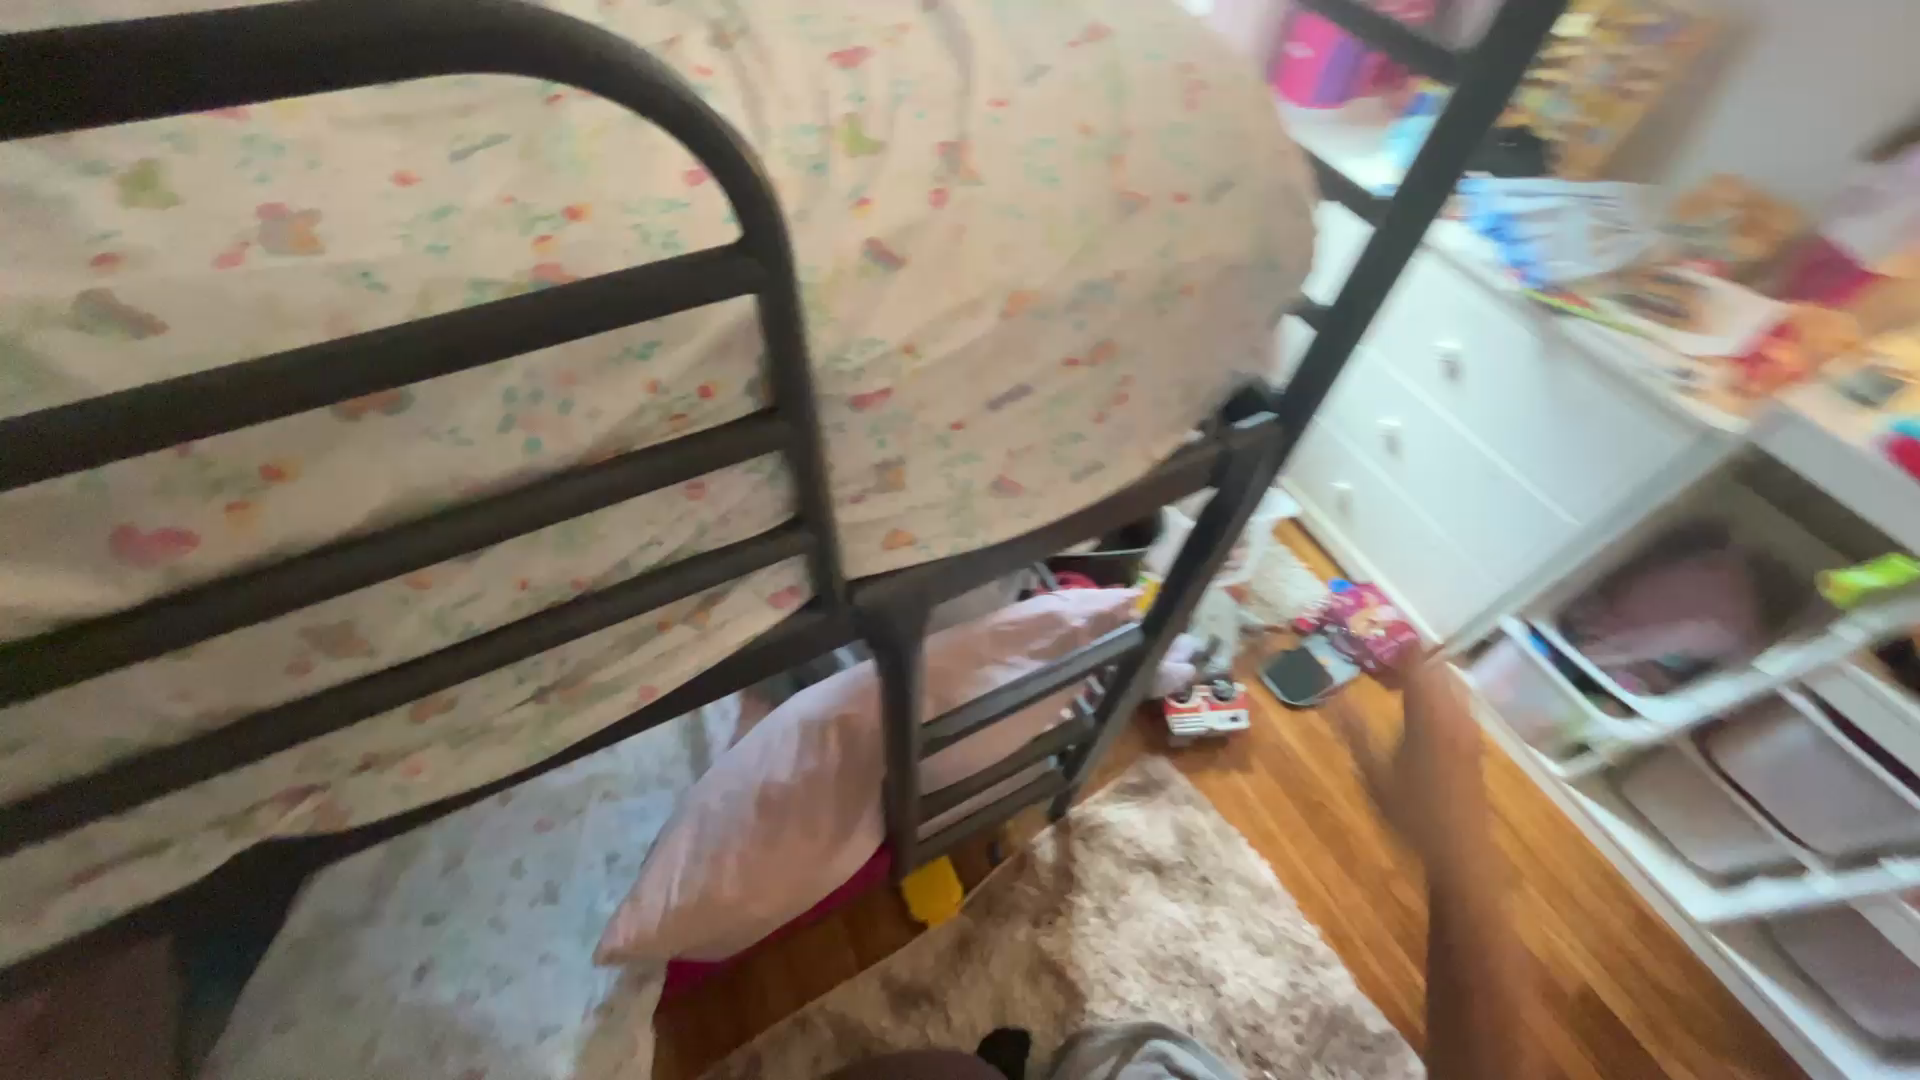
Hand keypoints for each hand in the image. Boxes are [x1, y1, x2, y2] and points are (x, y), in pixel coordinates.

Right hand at [1326, 655, 1491, 887]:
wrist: (1460, 851)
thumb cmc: (1410, 814)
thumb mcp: (1372, 772)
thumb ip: (1353, 731)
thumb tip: (1333, 698)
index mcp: (1426, 718)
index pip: (1417, 669)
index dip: (1403, 649)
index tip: (1382, 636)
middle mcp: (1453, 717)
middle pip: (1440, 672)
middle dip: (1415, 659)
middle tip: (1386, 657)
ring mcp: (1468, 731)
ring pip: (1452, 687)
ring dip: (1429, 676)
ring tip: (1400, 678)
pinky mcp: (1474, 745)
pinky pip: (1458, 704)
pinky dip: (1440, 694)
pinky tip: (1421, 708)